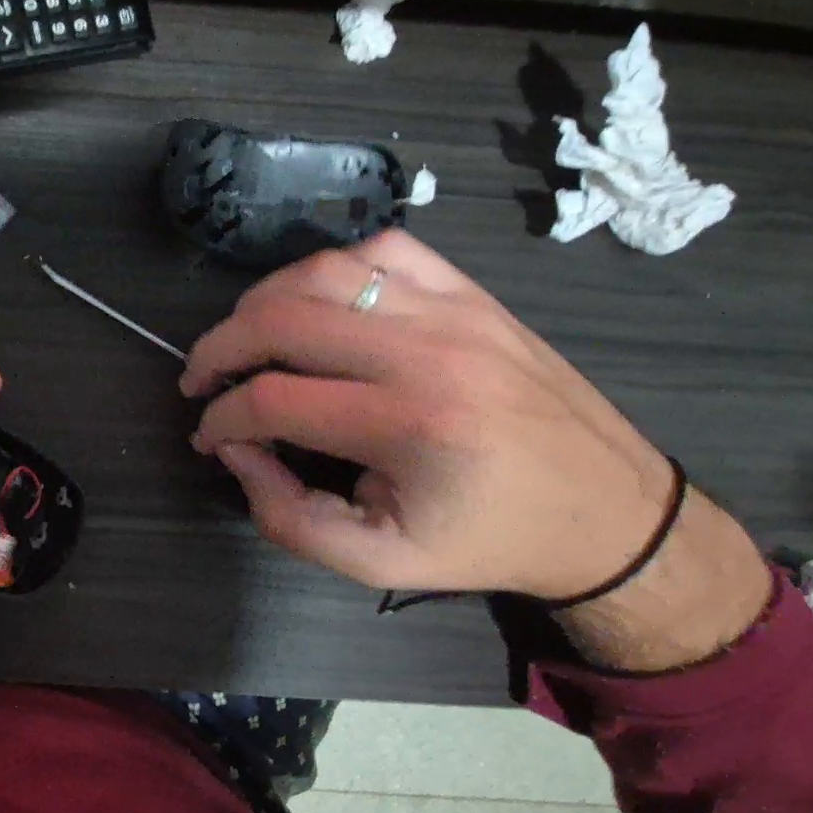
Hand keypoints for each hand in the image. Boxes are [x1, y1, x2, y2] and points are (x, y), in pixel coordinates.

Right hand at [179, 230, 678, 600]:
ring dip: (262, 302)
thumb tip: (236, 451)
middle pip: (283, 319)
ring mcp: (454, 311)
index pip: (271, 400)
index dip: (219, 419)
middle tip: (200, 380)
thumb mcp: (377, 561)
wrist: (612, 514)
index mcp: (409, 426)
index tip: (208, 437)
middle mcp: (428, 352)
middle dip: (218, 348)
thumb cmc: (487, 541)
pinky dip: (330, 270)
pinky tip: (317, 306)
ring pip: (323, 272)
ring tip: (245, 338)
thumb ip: (286, 516)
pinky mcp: (472, 294)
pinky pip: (383, 250)